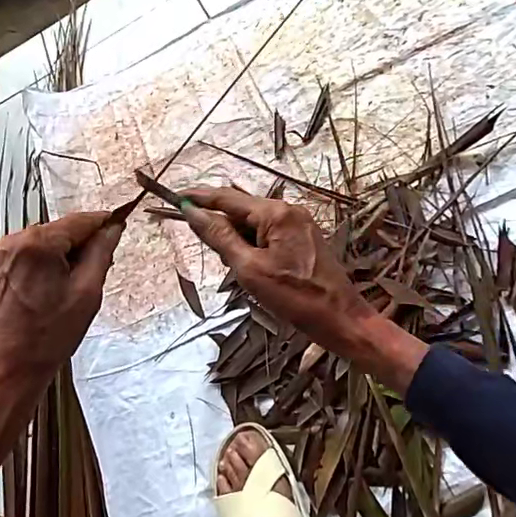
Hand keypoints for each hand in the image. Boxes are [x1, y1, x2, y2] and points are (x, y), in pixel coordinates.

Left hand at [0, 211, 123, 392]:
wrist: (8, 369)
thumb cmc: (43, 339)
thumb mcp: (87, 293)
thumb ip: (101, 253)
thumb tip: (112, 229)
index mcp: (37, 244)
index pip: (81, 220)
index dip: (105, 223)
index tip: (121, 225)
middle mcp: (15, 242)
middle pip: (63, 229)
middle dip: (84, 245)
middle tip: (99, 271)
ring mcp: (4, 254)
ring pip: (49, 241)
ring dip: (67, 256)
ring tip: (75, 289)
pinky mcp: (0, 267)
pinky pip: (34, 253)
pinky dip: (51, 264)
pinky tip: (57, 291)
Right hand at [180, 187, 426, 390]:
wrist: (341, 319)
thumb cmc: (295, 298)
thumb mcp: (249, 270)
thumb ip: (219, 237)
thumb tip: (193, 213)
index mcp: (276, 213)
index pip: (228, 198)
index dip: (199, 197)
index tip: (174, 197)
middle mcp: (288, 210)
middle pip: (241, 209)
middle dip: (219, 225)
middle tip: (206, 248)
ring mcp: (298, 223)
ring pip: (253, 223)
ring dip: (236, 240)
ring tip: (237, 270)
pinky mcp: (303, 237)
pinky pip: (268, 233)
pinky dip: (252, 246)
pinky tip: (250, 268)